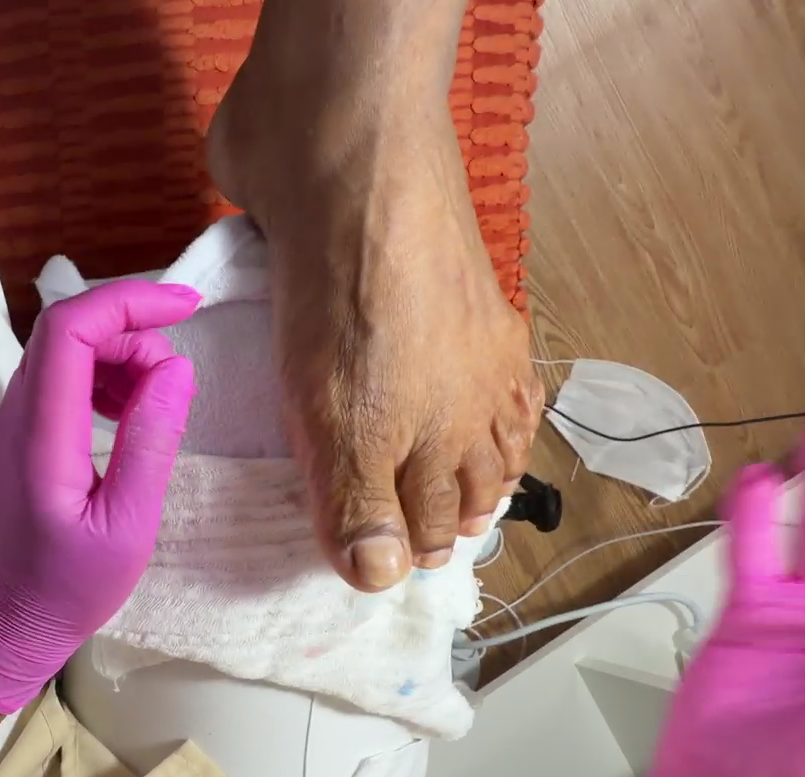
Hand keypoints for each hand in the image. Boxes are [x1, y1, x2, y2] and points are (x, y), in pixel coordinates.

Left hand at [0, 281, 200, 712]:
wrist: (18, 616)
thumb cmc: (74, 585)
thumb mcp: (129, 524)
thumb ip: (150, 443)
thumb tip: (175, 369)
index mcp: (40, 439)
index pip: (67, 332)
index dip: (125, 303)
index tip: (184, 309)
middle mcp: (14, 419)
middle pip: (64, 331)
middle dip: (129, 329)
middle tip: (176, 375)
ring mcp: (10, 424)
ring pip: (61, 351)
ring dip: (117, 354)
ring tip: (159, 397)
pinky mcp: (19, 435)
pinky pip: (59, 380)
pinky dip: (101, 377)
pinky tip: (130, 410)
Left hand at [209, 0, 542, 590]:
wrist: (339, 165)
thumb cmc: (347, 301)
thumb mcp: (347, 426)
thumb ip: (362, 499)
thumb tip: (382, 582)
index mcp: (465, 417)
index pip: (458, 506)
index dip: (423, 544)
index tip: (389, 572)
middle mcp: (460, 377)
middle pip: (451, 464)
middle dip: (416, 512)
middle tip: (378, 544)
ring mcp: (425, 328)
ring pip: (422, 416)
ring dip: (401, 461)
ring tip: (373, 496)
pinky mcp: (374, 292)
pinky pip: (379, 366)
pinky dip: (380, 399)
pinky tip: (361, 410)